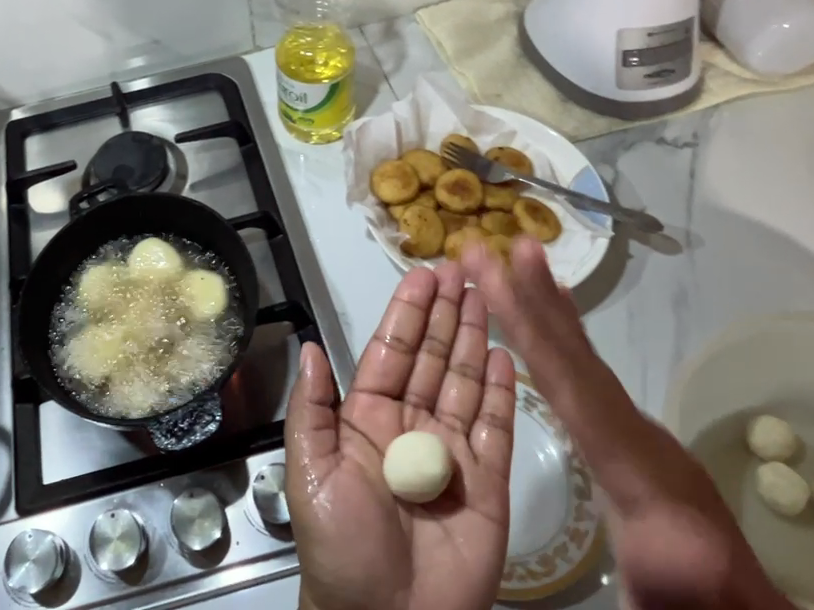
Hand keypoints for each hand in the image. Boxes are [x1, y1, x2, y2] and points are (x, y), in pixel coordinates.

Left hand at [285, 261, 517, 609]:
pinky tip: (505, 354)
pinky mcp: (488, 481)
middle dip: (446, 313)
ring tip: (486, 294)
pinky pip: (495, 426)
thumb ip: (312, 408)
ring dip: (474, 337)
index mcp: (366, 418)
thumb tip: (309, 347)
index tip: (425, 275)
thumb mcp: (310, 470)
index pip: (391, 351)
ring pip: (464, 381)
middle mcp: (410, 425)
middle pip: (431, 357)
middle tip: (463, 268)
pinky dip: (501, 389)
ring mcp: (451, 451)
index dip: (408, 312)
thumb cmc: (340, 544)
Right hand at [461, 236, 792, 609]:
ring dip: (548, 306)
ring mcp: (636, 434)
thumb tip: (640, 536)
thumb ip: (664, 565)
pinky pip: (589, 377)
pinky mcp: (629, 441)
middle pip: (577, 356)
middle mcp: (637, 433)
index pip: (570, 381)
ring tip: (524, 256)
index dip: (528, 324)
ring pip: (584, 360)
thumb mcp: (673, 595)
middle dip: (535, 296)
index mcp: (635, 465)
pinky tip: (550, 318)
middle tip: (502, 241)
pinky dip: (564, 338)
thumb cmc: (692, 606)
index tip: (493, 270)